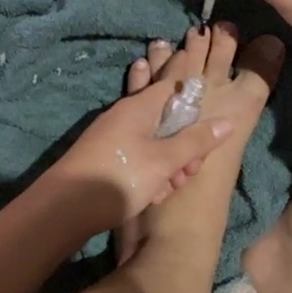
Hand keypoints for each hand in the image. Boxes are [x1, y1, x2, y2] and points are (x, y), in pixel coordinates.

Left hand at [50, 24, 279, 232]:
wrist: (64, 209)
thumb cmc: (118, 178)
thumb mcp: (164, 161)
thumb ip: (195, 142)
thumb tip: (227, 121)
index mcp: (140, 107)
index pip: (174, 83)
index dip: (195, 96)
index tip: (208, 112)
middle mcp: (126, 116)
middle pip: (168, 119)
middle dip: (185, 145)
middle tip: (189, 172)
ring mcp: (114, 138)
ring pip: (155, 143)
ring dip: (170, 165)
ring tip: (169, 189)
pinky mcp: (107, 159)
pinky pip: (139, 158)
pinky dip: (151, 174)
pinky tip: (152, 195)